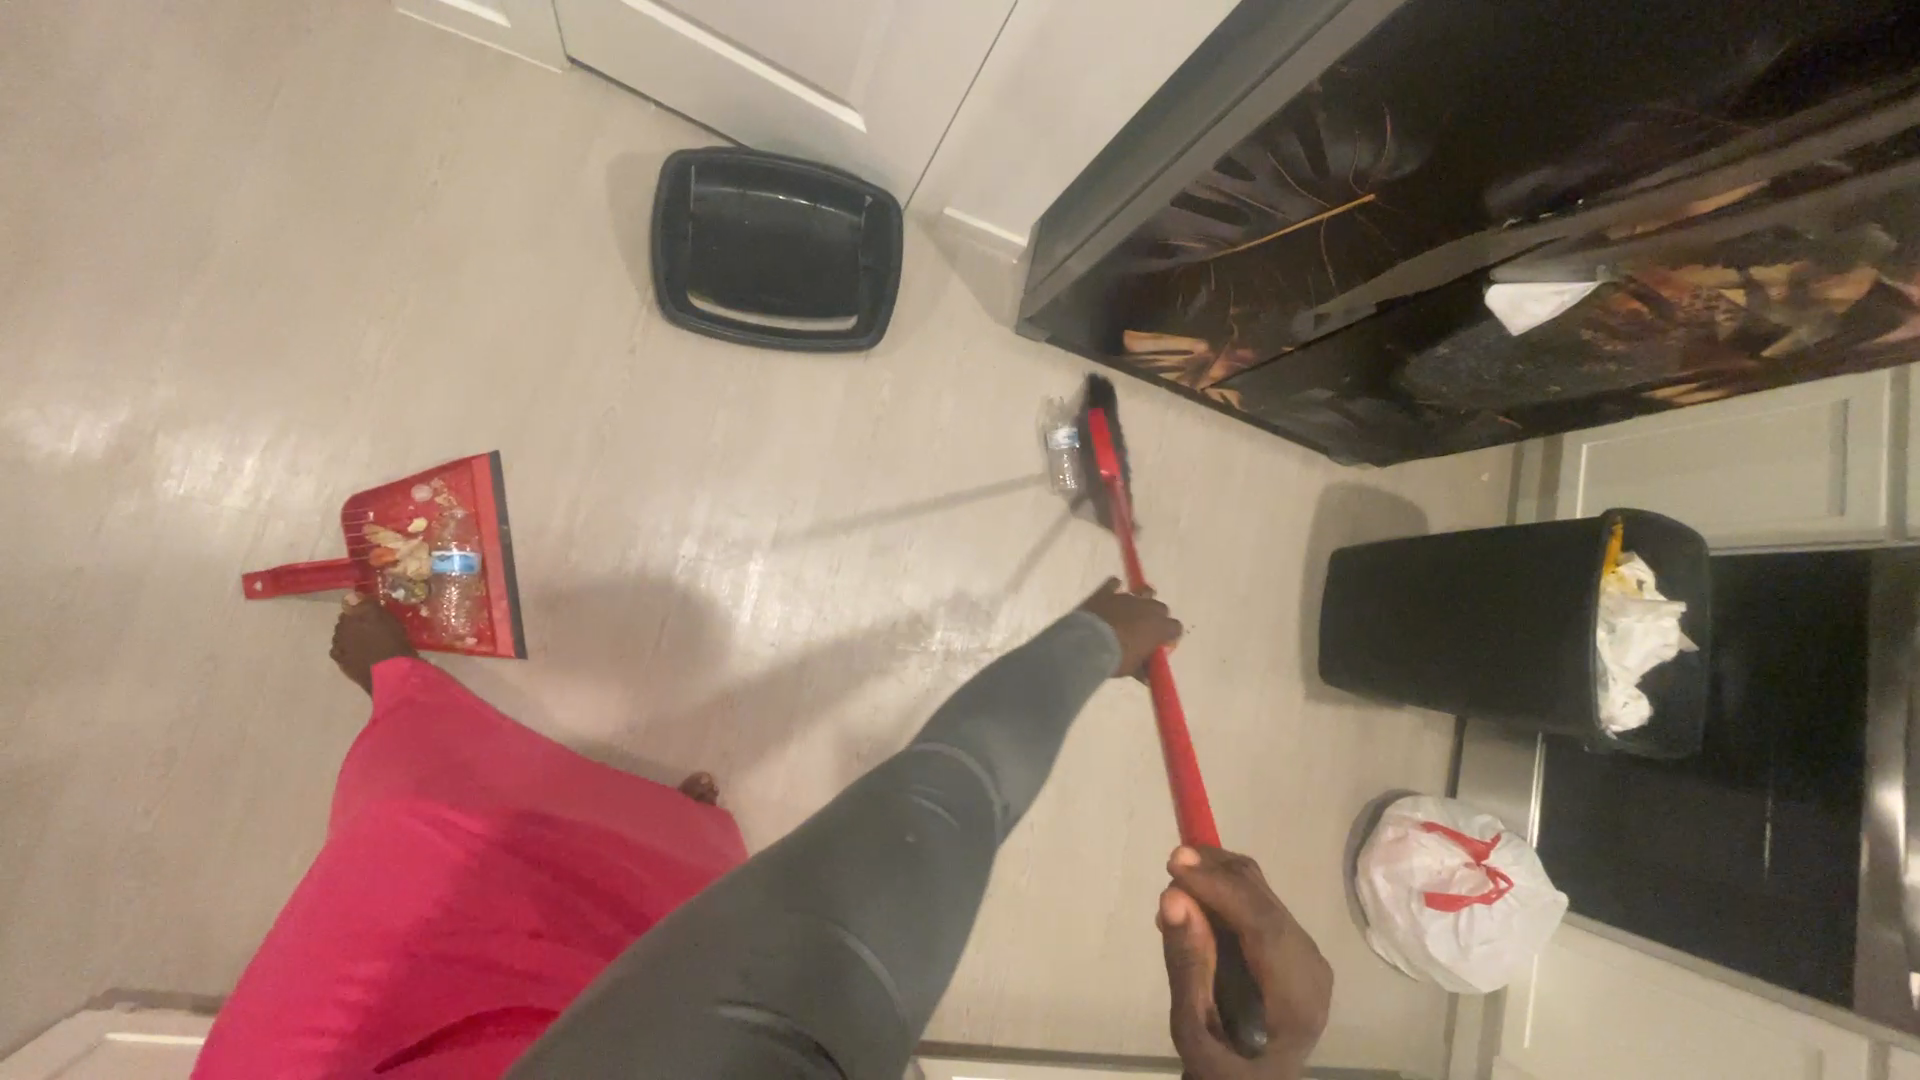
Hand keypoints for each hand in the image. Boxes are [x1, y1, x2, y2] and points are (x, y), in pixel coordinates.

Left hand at [1078, 577, 1181, 678]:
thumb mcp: (1133, 669)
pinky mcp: (1107, 592)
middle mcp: (1148, 608)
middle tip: (1143, 630)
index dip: (1168, 636)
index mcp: (1159, 627)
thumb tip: (1148, 678)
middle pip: (1161, 608)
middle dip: (1155, 618)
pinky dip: (1113, 588)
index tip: (1159, 644)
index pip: (1175, 627)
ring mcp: (1127, 597)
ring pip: (1143, 592)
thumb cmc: (1116, 659)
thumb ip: (1143, 669)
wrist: (1087, 644)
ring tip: (1131, 611)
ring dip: (1140, 600)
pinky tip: (1110, 596)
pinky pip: (1114, 583)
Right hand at [1158, 846, 1332, 1079]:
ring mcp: (1306, 955)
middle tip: (1170, 868)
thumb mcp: (1193, 1031)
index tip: (1174, 864)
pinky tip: (1196, 903)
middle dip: (1215, 873)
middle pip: (1264, 900)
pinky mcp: (1293, 947)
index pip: (1262, 925)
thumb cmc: (1221, 1070)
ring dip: (1217, 878)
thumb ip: (1187, 964)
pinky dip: (1223, 891)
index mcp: (1295, 1000)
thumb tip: (1174, 897)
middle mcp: (1311, 969)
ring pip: (1260, 892)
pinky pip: (1257, 901)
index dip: (1219, 887)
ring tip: (1176, 893)